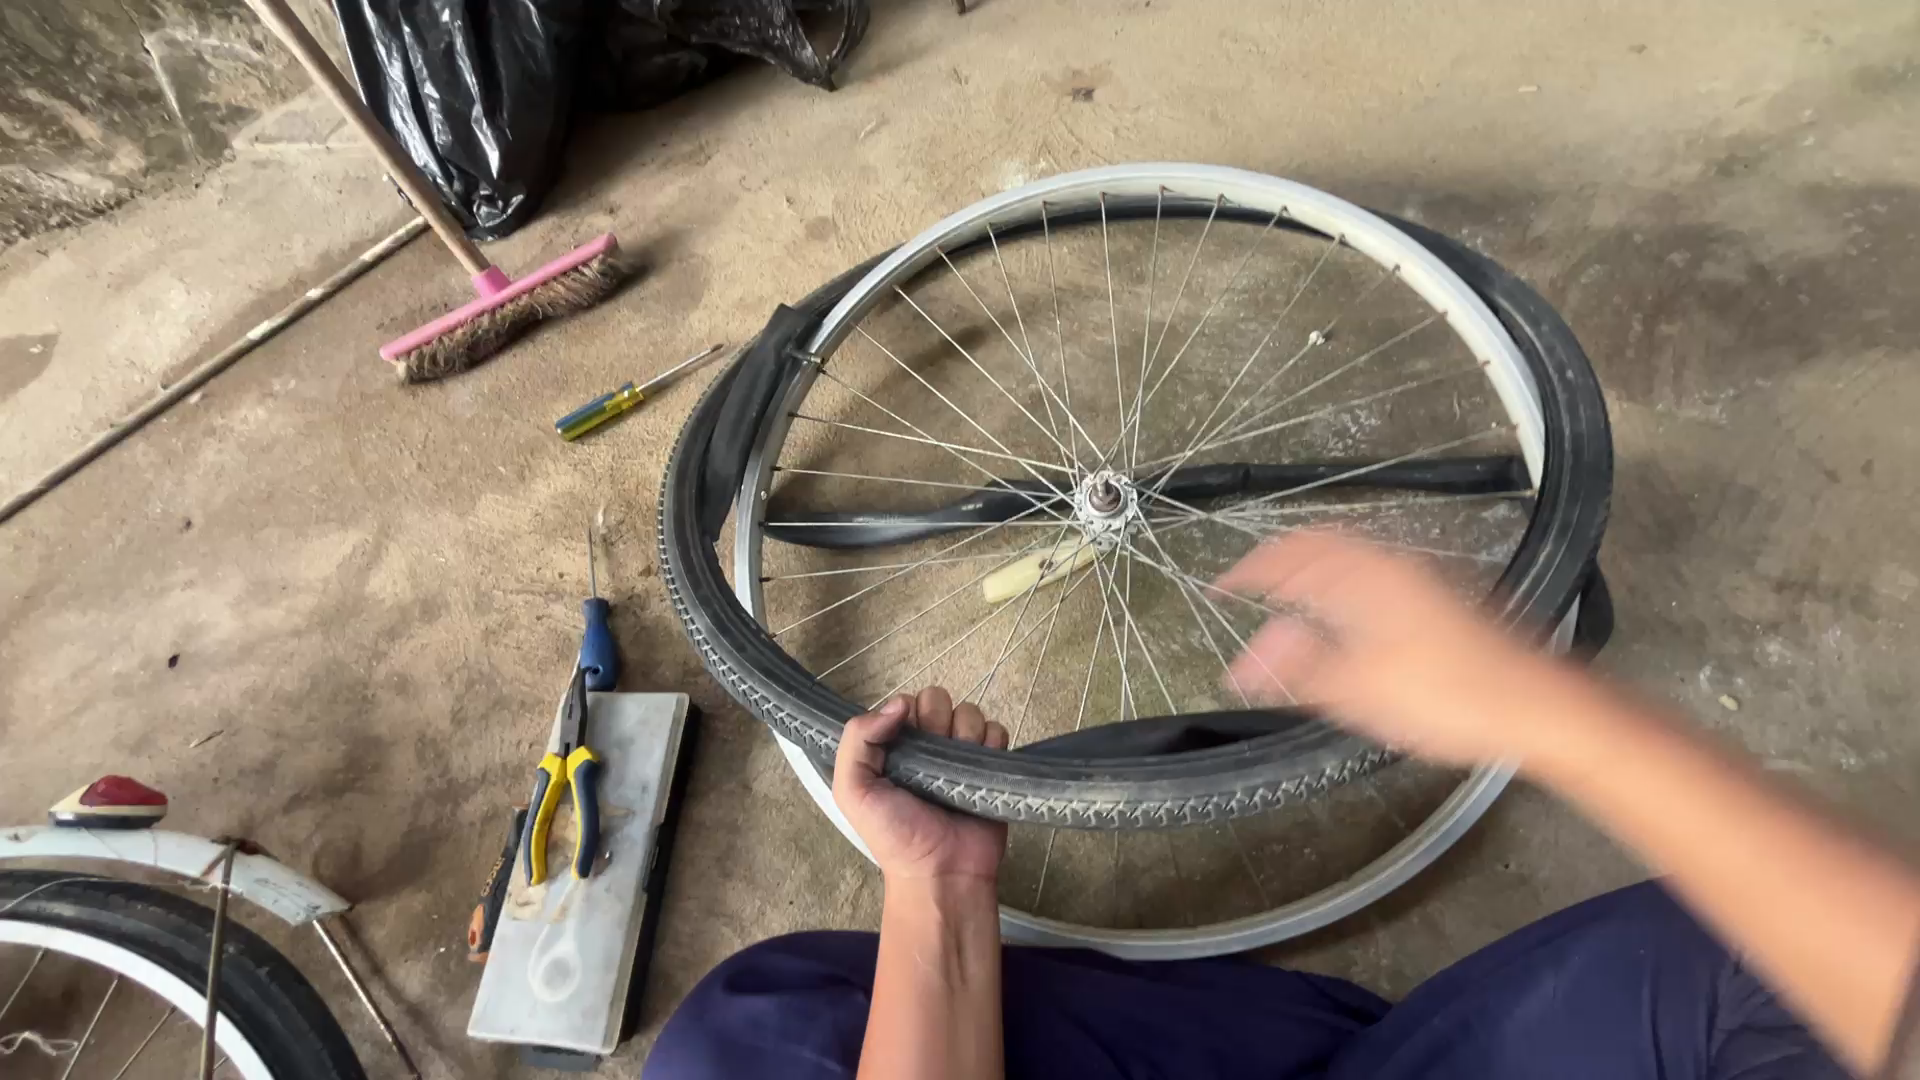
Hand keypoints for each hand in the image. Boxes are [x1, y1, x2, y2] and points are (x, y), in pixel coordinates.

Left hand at [834, 687, 1009, 882]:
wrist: (941, 873)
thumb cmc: (895, 835)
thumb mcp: (854, 791)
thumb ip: (858, 740)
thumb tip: (899, 703)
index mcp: (895, 745)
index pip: (906, 701)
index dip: (907, 714)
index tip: (906, 741)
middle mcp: (929, 743)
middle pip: (939, 699)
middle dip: (937, 721)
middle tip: (932, 758)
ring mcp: (961, 753)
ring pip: (970, 712)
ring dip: (965, 734)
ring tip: (956, 770)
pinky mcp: (991, 764)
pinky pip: (998, 732)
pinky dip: (992, 745)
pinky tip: (981, 769)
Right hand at [1216, 531, 1600, 766]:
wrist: (1542, 709)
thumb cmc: (1445, 698)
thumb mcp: (1356, 690)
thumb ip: (1295, 668)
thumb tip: (1244, 660)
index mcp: (1360, 580)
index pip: (1286, 559)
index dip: (1246, 571)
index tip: (1218, 587)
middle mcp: (1385, 567)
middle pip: (1316, 544)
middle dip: (1276, 560)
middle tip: (1248, 582)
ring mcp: (1414, 580)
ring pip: (1344, 555)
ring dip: (1306, 566)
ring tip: (1283, 590)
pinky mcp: (1433, 598)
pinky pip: (1367, 570)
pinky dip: (1335, 578)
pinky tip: (1338, 608)